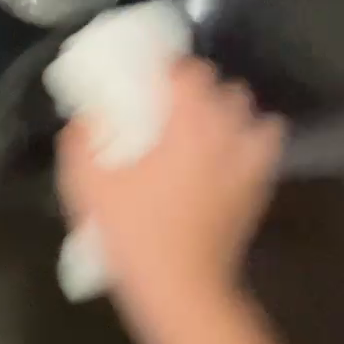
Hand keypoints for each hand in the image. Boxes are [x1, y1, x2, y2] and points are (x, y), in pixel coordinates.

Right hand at [58, 58, 285, 313]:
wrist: (176, 281)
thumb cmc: (125, 226)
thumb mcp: (83, 179)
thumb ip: (82, 139)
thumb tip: (87, 116)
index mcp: (180, 135)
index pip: (190, 82)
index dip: (172, 66)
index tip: (150, 62)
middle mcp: (221, 146)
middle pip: (228, 97)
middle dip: (204, 86)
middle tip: (172, 88)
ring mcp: (243, 171)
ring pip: (255, 122)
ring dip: (232, 111)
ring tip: (206, 112)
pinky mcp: (252, 193)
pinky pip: (262, 152)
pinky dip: (251, 138)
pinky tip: (228, 144)